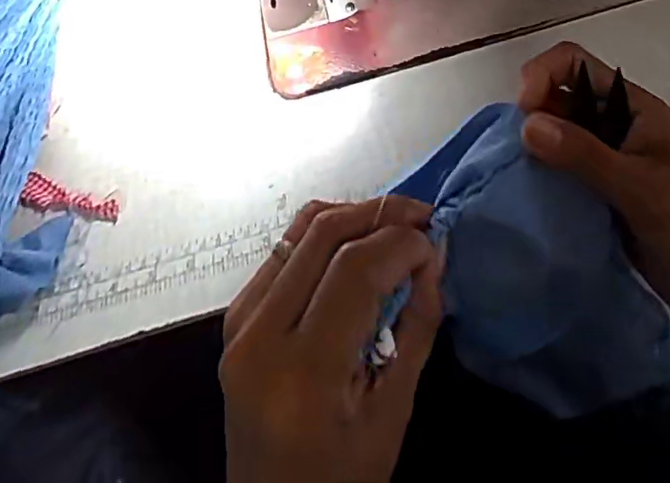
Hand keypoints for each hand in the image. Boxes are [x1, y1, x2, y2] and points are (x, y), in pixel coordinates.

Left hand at [221, 197, 444, 482]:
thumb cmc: (344, 476)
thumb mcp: (394, 410)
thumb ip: (417, 324)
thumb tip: (433, 252)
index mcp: (301, 374)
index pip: (354, 271)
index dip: (400, 243)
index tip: (433, 243)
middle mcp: (258, 336)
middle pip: (323, 233)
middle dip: (380, 213)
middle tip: (420, 216)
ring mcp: (239, 322)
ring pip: (300, 229)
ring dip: (353, 214)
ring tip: (394, 225)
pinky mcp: (236, 315)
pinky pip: (285, 250)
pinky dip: (326, 234)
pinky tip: (357, 245)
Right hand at [515, 42, 669, 334]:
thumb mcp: (642, 188)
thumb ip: (583, 154)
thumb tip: (526, 123)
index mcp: (633, 107)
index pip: (573, 64)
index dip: (542, 75)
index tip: (524, 114)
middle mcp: (617, 126)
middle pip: (560, 99)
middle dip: (532, 116)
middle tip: (515, 155)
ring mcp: (610, 162)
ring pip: (558, 138)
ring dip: (535, 151)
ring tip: (519, 179)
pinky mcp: (603, 196)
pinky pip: (563, 175)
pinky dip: (544, 180)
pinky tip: (531, 199)